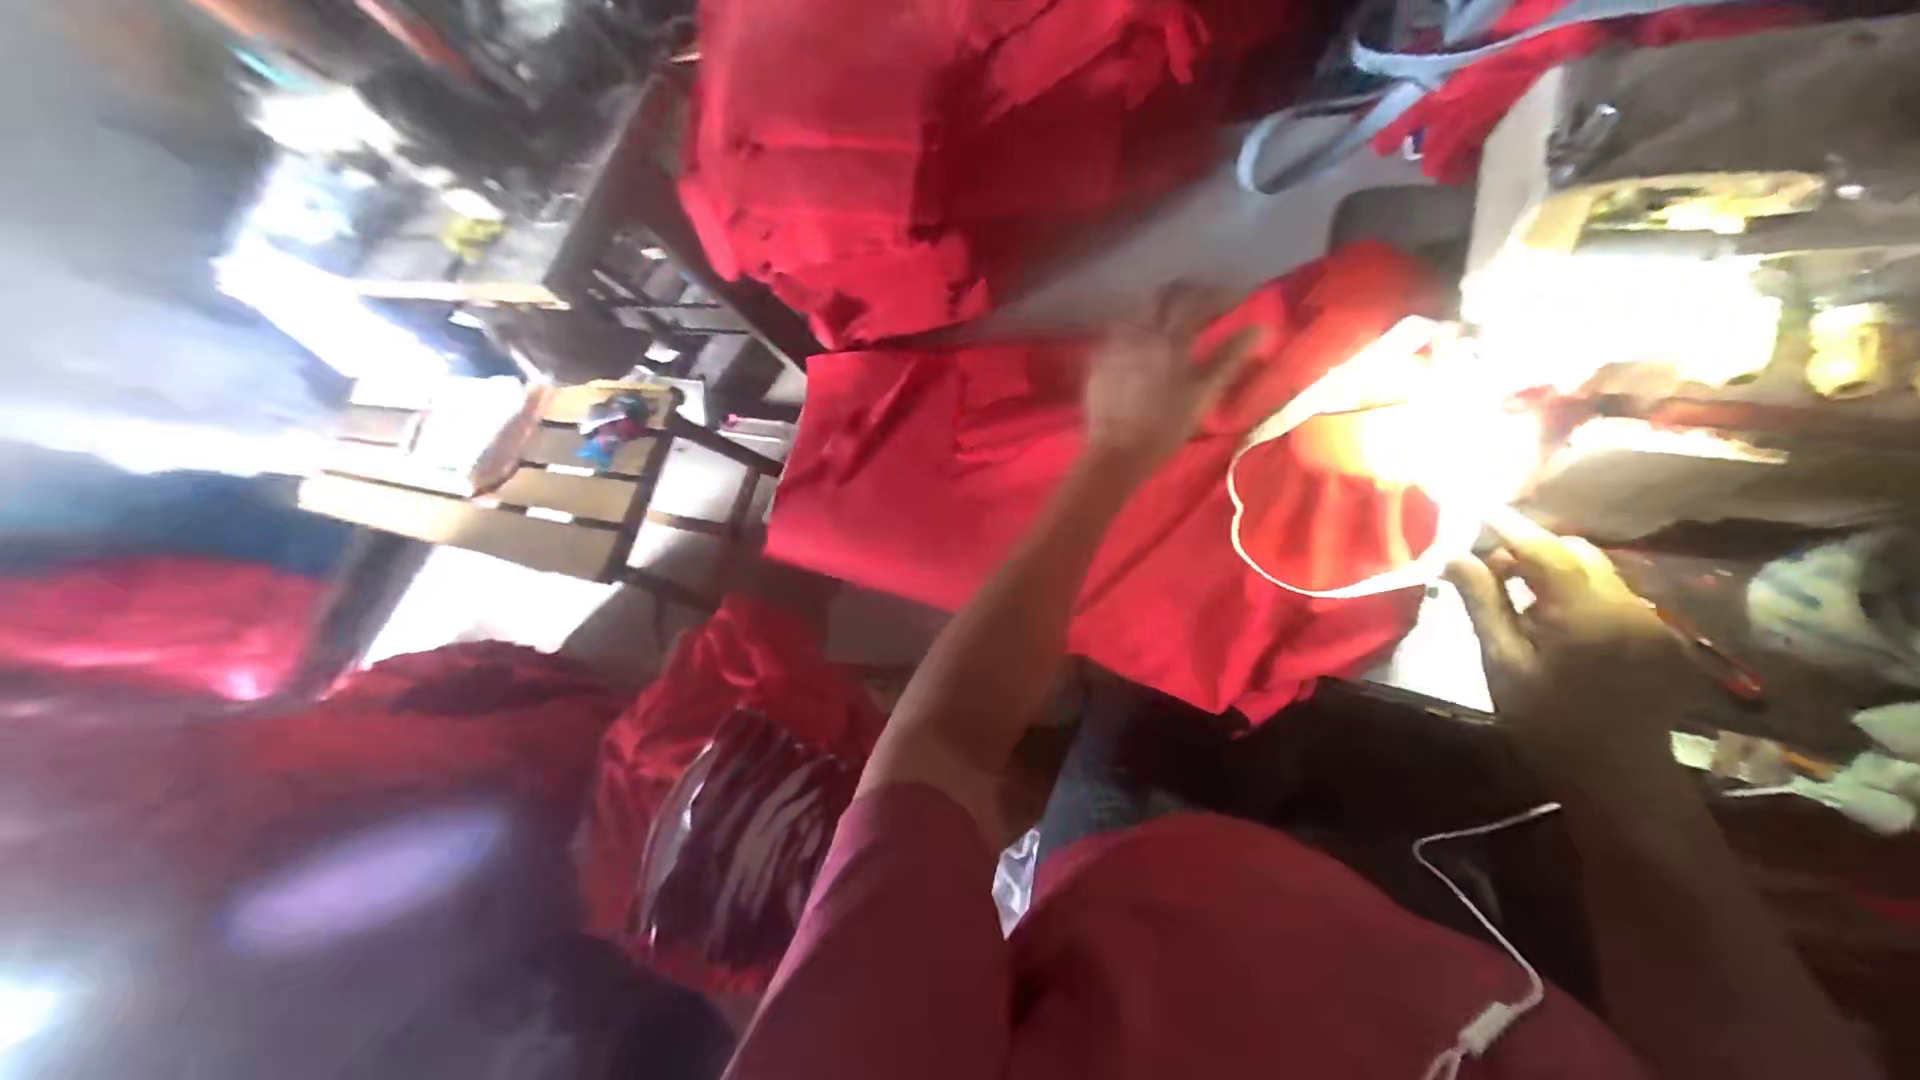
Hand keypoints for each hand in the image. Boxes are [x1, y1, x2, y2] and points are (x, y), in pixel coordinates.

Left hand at [1083, 287, 1255, 479]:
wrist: (1116, 452)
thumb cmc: (1166, 427)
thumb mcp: (1203, 394)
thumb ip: (1230, 357)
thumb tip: (1260, 328)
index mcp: (1170, 339)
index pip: (1197, 299)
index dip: (1218, 296)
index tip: (1234, 302)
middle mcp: (1139, 332)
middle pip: (1163, 295)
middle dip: (1185, 294)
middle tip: (1201, 307)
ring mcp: (1114, 344)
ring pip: (1137, 310)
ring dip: (1157, 309)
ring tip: (1170, 325)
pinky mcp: (1097, 360)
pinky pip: (1116, 332)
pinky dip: (1134, 330)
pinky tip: (1141, 346)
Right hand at [1446, 509, 1697, 770]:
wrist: (1614, 773)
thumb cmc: (1543, 720)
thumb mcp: (1500, 661)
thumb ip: (1482, 602)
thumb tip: (1457, 557)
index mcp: (1587, 615)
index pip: (1544, 551)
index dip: (1508, 527)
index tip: (1476, 510)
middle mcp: (1629, 607)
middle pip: (1576, 552)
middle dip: (1530, 549)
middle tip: (1487, 569)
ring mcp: (1652, 620)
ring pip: (1596, 570)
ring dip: (1553, 569)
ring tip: (1516, 596)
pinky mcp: (1659, 633)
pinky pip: (1612, 593)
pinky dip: (1576, 590)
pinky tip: (1551, 619)